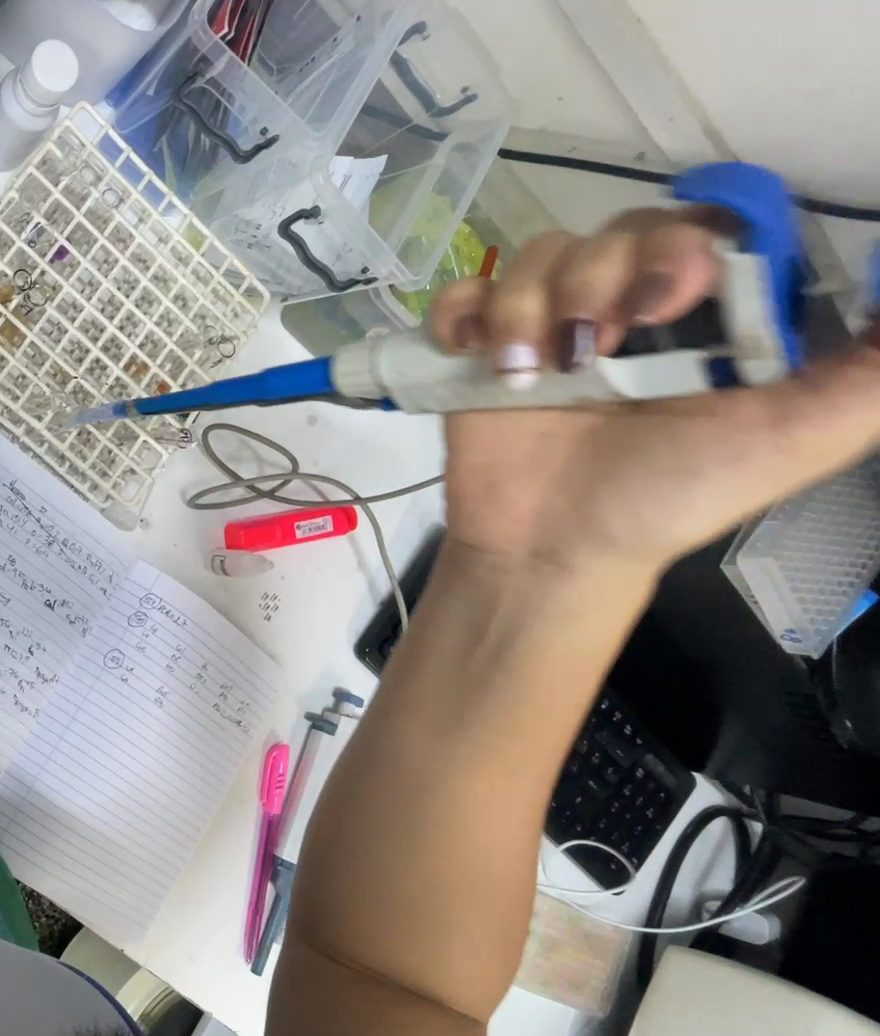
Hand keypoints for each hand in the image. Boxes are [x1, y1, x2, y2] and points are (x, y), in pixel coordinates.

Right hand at [428, 207, 879, 577]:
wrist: (552, 547)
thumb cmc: (670, 495)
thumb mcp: (806, 434)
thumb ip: (875, 365)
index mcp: (703, 318)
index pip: (704, 226)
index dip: (684, 245)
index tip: (671, 304)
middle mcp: (622, 311)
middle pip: (612, 230)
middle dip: (601, 277)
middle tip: (599, 347)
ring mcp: (543, 330)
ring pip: (534, 256)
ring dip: (528, 306)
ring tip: (532, 373)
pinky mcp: (475, 353)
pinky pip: (461, 294)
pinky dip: (459, 312)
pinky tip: (473, 350)